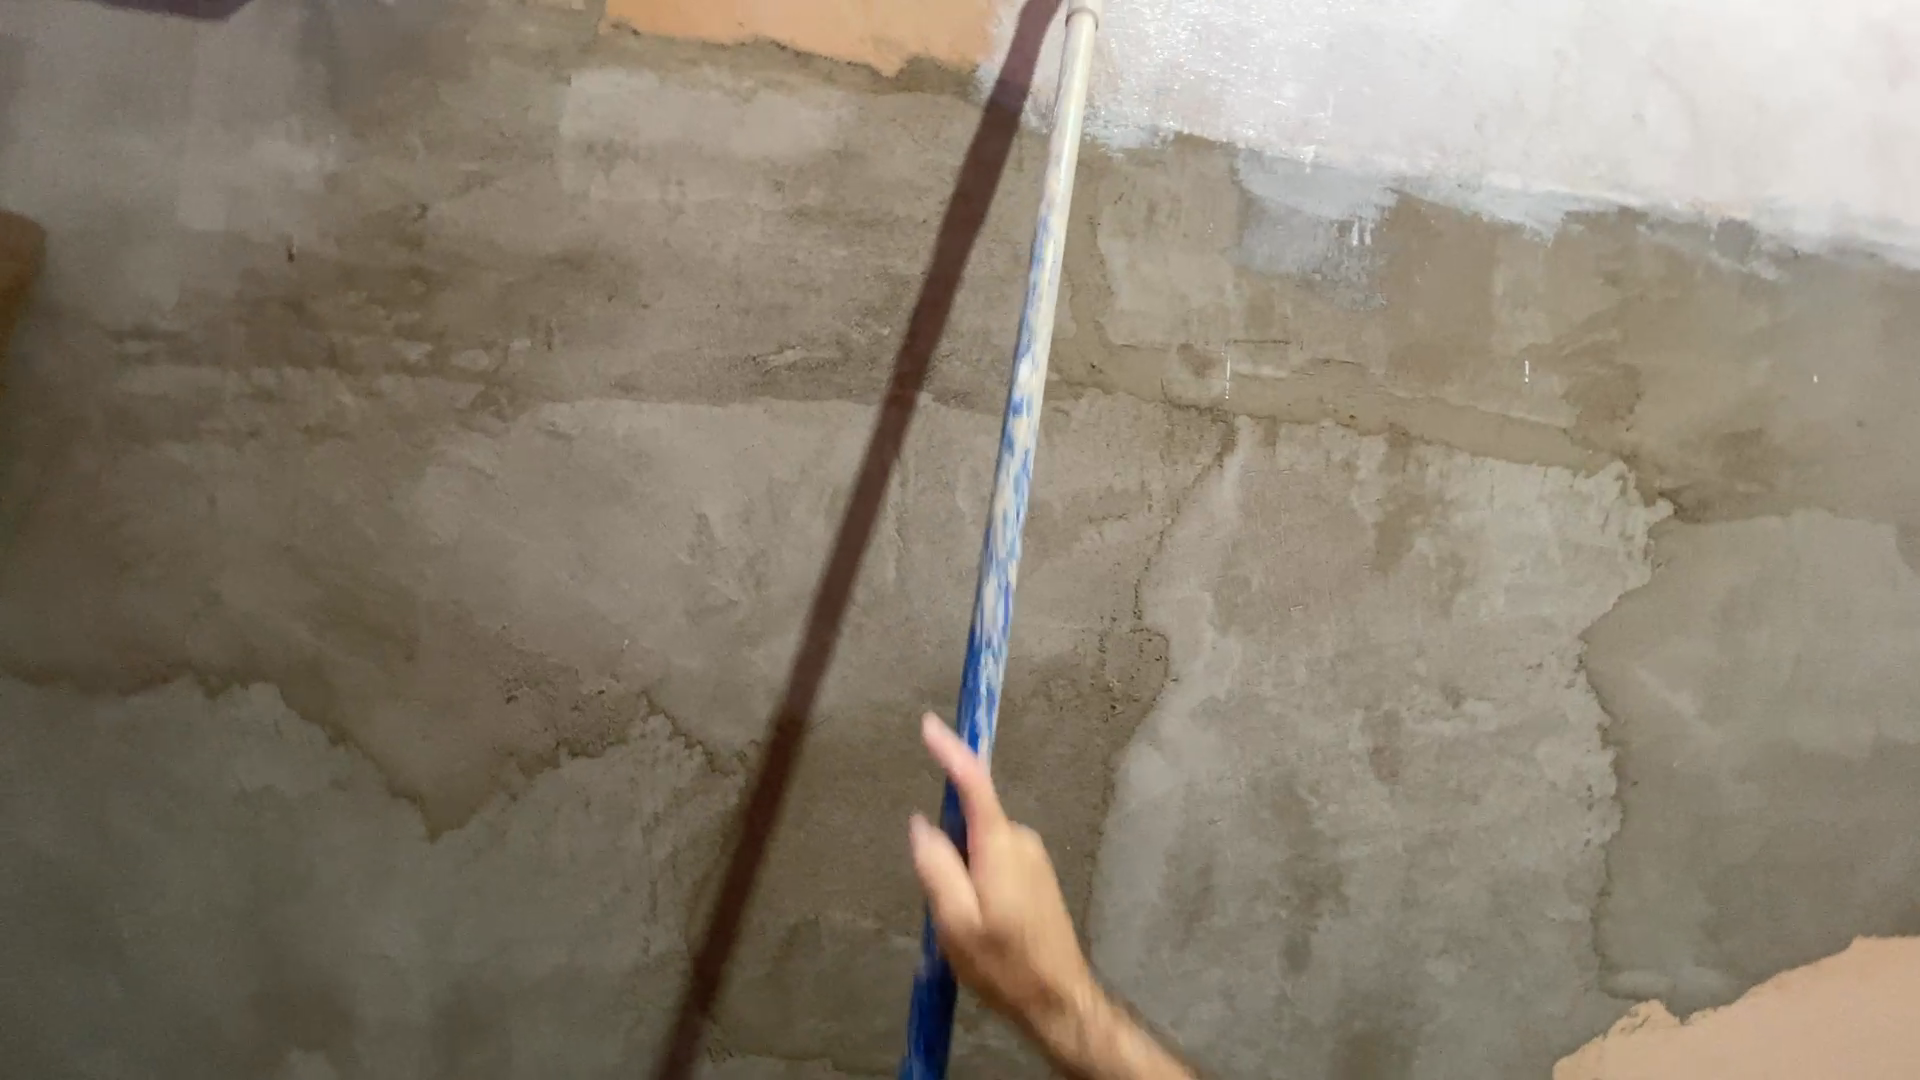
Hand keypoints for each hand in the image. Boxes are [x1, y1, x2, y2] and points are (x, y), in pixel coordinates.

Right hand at [908, 712, 1094, 1049]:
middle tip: (945, 906)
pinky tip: (983, 924)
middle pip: (970, 820)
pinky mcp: (1036, 873)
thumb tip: (921, 823)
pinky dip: (978, 879)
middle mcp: (1020, 838)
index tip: (928, 724)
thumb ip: (936, 867)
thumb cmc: (1004, 965)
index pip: (974, 782)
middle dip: (947, 848)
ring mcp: (1032, 855)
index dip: (950, 750)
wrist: (1060, 1000)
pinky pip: (994, 859)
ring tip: (967, 926)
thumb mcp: (956, 924)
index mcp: (999, 844)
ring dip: (962, 871)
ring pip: (980, 844)